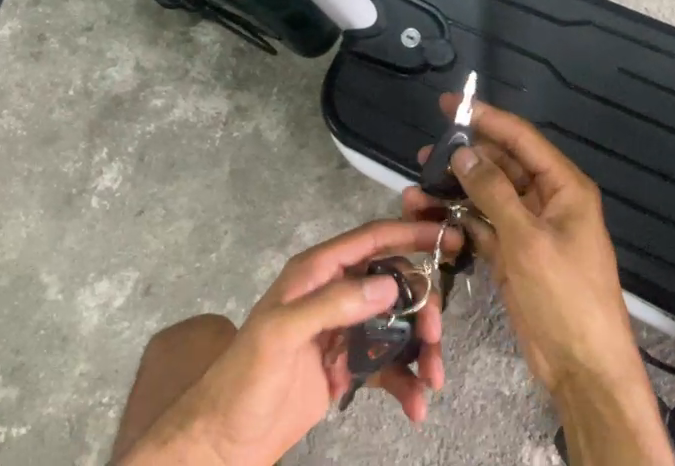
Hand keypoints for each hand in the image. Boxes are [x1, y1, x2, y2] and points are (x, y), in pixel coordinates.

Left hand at [119, 219, 459, 465]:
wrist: (224, 440)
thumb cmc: (244, 378)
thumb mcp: (281, 334)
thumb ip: (333, 303)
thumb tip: (390, 283)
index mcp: (316, 273)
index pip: (371, 240)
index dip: (411, 235)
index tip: (450, 240)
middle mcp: (334, 294)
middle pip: (395, 284)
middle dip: (422, 306)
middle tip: (435, 336)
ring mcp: (343, 332)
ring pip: (398, 325)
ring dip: (421, 349)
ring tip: (432, 380)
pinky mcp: (348, 368)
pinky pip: (388, 366)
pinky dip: (406, 383)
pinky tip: (415, 407)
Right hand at [404, 96, 672, 464]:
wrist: (582, 366)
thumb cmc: (565, 296)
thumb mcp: (528, 240)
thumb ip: (494, 193)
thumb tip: (463, 154)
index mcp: (564, 188)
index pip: (521, 140)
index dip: (486, 118)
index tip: (450, 104)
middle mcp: (547, 201)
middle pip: (502, 165)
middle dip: (465, 157)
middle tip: (424, 152)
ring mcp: (529, 230)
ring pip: (487, 197)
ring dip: (456, 191)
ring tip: (418, 185)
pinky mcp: (513, 256)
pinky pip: (482, 227)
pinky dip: (458, 221)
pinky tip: (429, 215)